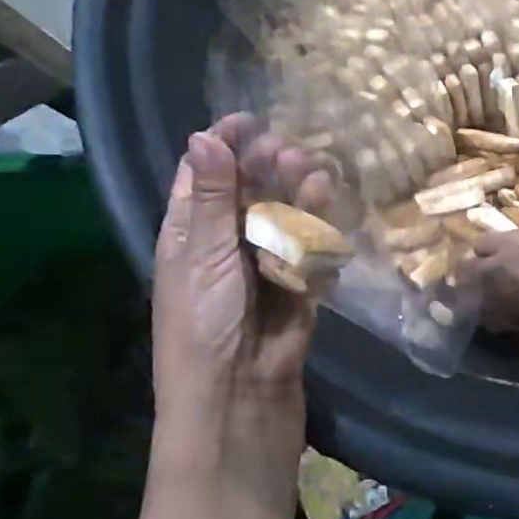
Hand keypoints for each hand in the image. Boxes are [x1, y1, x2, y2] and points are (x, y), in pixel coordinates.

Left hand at [150, 113, 333, 477]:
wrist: (238, 398)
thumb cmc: (204, 325)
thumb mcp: (202, 255)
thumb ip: (211, 197)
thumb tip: (203, 134)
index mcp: (189, 234)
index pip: (203, 175)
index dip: (223, 144)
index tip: (250, 120)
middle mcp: (226, 244)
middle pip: (249, 191)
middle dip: (268, 166)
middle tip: (289, 150)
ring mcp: (264, 265)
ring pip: (284, 215)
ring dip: (298, 192)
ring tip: (313, 174)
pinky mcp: (298, 285)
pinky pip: (310, 248)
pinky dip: (319, 228)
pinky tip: (329, 208)